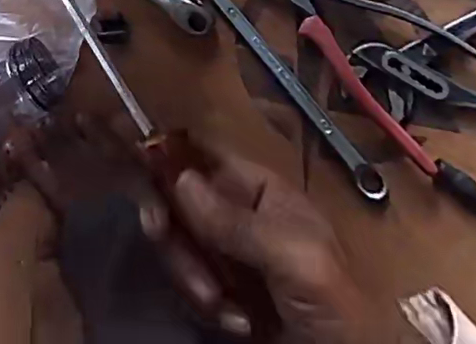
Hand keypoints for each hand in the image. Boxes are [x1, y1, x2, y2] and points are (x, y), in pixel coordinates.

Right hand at [145, 141, 377, 343]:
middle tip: (159, 236)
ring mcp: (227, 256)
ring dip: (188, 272)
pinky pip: (185, 281)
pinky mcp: (220, 294)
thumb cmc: (338, 309)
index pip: (202, 152)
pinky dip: (202, 303)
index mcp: (258, 190)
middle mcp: (236, 214)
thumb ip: (237, 219)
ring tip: (220, 307)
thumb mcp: (297, 259)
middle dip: (169, 223)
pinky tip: (235, 324)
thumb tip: (178, 177)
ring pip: (175, 240)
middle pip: (176, 196)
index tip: (137, 163)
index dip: (168, 152)